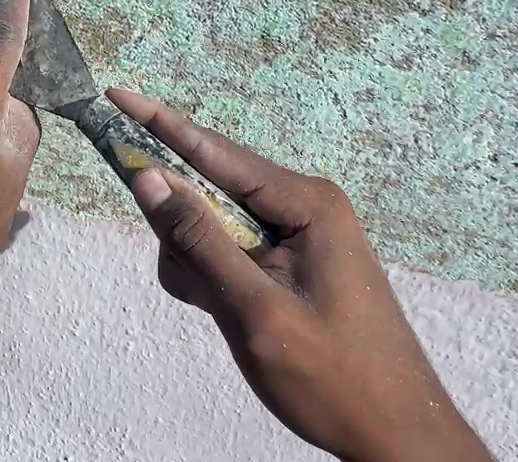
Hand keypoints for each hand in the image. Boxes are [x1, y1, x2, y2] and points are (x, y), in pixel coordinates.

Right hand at [112, 88, 493, 461]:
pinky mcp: (291, 254)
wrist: (402, 443)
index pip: (213, 151)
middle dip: (184, 233)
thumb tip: (146, 177)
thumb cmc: (335, 381)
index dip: (157, 122)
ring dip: (199, 262)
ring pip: (211, 222)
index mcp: (304, 203)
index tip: (115, 92)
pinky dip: (213, 274)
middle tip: (202, 289)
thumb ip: (197, 240)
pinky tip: (232, 312)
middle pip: (208, 190)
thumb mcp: (254, 312)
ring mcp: (297, 229)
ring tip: (224, 313)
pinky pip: (228, 245)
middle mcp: (301, 203)